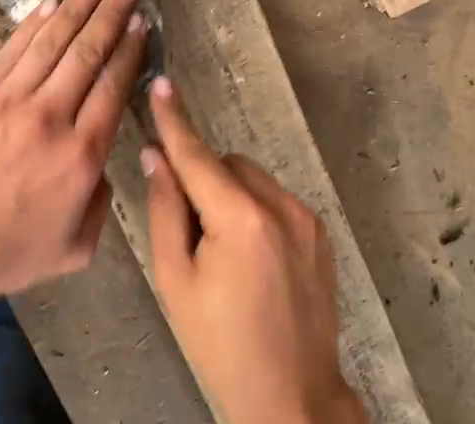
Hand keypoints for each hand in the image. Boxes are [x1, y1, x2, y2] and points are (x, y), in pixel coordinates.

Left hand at [0, 0, 147, 310]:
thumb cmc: (5, 253)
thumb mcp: (74, 248)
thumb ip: (101, 204)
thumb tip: (101, 165)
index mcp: (81, 157)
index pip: (113, 88)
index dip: (130, 50)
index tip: (142, 22)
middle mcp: (51, 119)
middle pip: (88, 54)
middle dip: (112, 13)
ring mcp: (11, 101)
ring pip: (51, 42)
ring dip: (77, 7)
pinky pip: (13, 49)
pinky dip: (34, 23)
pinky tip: (51, 3)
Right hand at [141, 77, 365, 423]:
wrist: (292, 398)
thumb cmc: (220, 344)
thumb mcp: (175, 279)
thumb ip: (165, 208)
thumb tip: (156, 156)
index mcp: (240, 219)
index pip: (197, 155)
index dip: (174, 119)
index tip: (161, 83)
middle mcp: (280, 207)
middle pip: (226, 163)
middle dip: (201, 176)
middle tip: (186, 223)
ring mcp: (306, 220)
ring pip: (251, 177)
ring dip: (227, 190)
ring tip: (217, 244)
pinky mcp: (319, 234)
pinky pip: (274, 198)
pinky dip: (252, 207)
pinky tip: (245, 253)